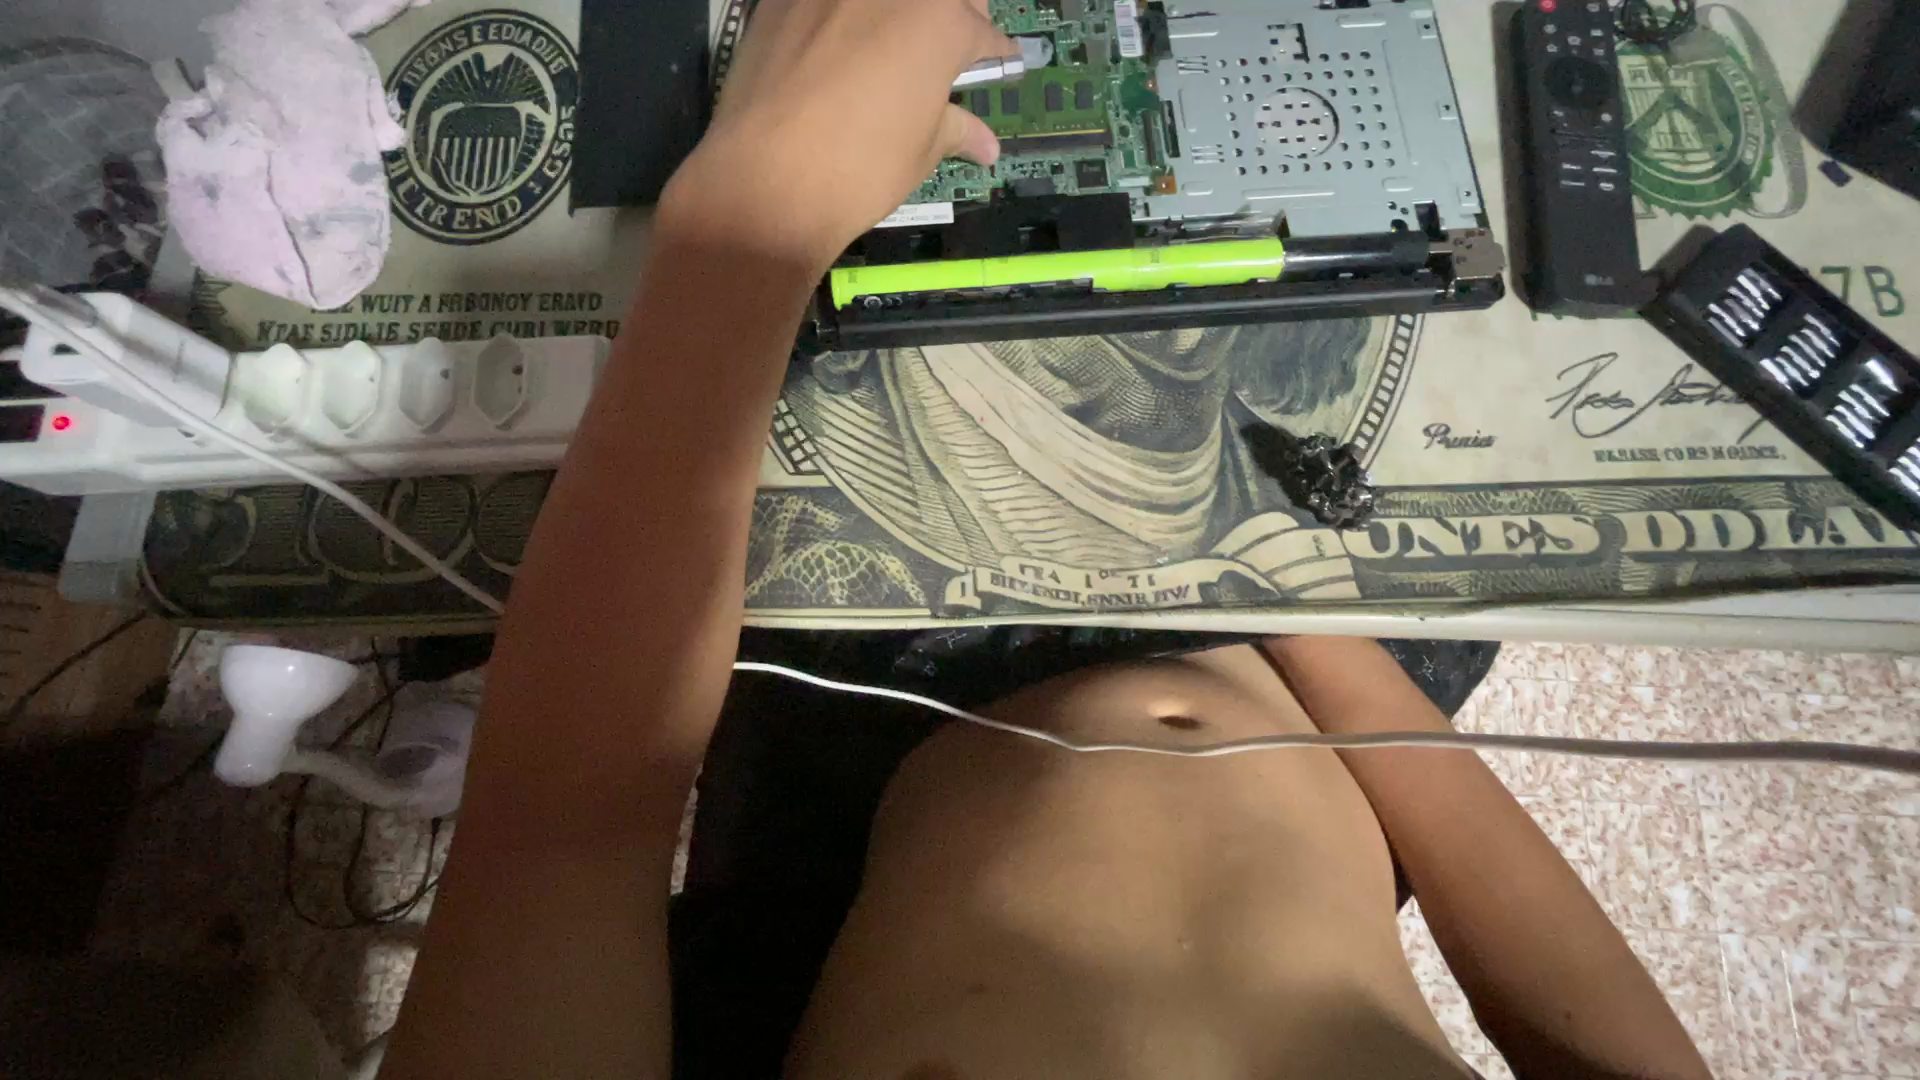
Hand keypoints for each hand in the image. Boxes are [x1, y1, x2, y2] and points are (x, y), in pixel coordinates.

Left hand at [659, 0, 1011, 271]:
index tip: (998, 63)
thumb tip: (986, 144)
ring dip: (895, 14)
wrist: (770, 180)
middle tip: (950, 43)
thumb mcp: (919, 154)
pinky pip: (827, 0)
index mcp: (941, 22)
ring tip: (893, 43)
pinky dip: (842, 15)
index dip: (994, 54)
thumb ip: (953, 129)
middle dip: (955, 13)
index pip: (983, 32)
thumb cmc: (862, 171)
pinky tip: (837, 44)